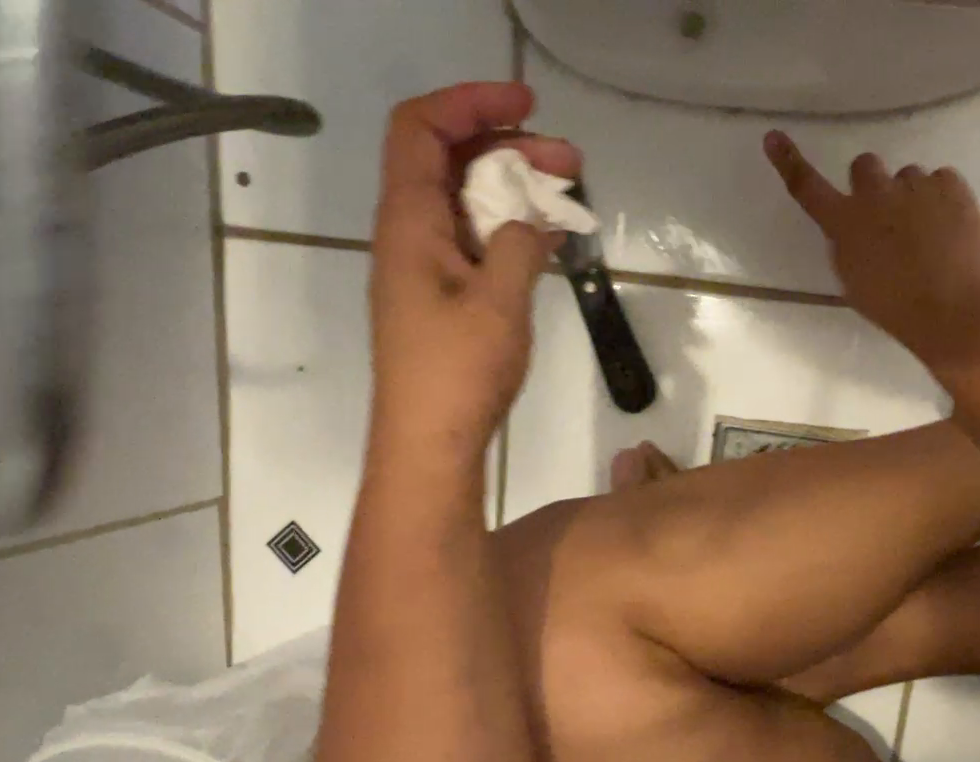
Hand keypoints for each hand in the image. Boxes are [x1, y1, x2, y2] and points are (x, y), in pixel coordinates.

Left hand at [369, 83, 580, 462]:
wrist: (428, 442)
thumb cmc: (457, 371)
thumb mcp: (498, 301)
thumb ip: (517, 245)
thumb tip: (530, 222)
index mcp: (409, 222)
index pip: (422, 128)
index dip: (470, 102)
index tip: (527, 104)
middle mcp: (409, 234)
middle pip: (449, 161)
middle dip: (509, 148)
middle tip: (570, 162)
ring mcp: (424, 268)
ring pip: (465, 203)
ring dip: (513, 190)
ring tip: (568, 198)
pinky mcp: (441, 298)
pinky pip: (473, 241)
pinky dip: (509, 229)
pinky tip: (547, 242)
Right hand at [765, 131, 979, 359]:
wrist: (952, 310)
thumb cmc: (896, 308)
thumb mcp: (855, 283)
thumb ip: (848, 246)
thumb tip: (854, 229)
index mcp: (844, 224)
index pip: (808, 187)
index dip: (789, 162)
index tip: (773, 137)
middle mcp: (874, 194)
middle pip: (864, 165)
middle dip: (872, 184)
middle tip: (888, 217)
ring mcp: (915, 185)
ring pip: (907, 177)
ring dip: (910, 196)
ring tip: (928, 234)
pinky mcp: (950, 184)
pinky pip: (941, 180)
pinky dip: (943, 199)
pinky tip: (950, 229)